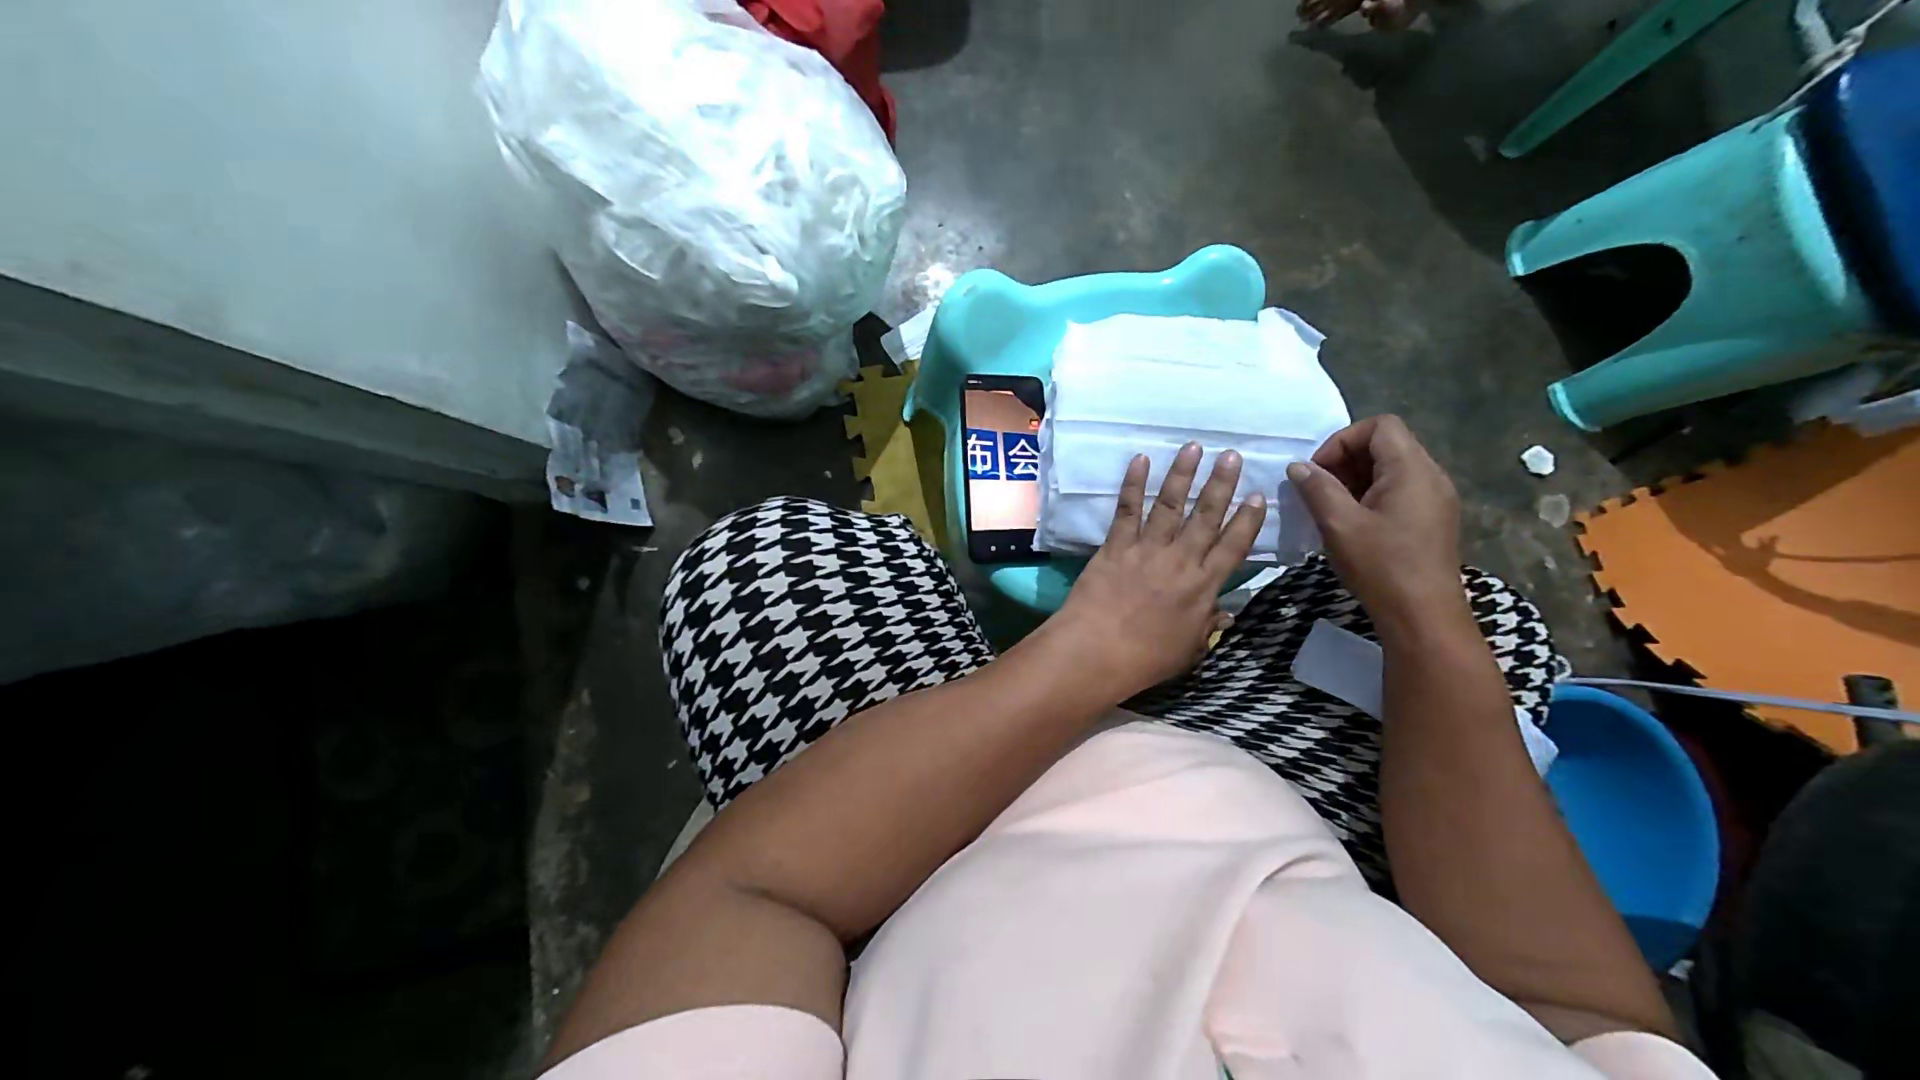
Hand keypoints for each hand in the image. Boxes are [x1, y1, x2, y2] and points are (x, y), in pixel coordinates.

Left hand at [1046, 443, 1266, 698]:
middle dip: (1221, 484)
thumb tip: (1228, 613)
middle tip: (1232, 455)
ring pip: (1169, 505)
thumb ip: (1209, 626)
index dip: (1248, 521)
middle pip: (1205, 516)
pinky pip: (1127, 510)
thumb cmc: (1146, 659)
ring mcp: (1147, 550)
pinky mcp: (1116, 546)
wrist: (1098, 651)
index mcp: (1203, 587)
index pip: (1233, 547)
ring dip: (1183, 474)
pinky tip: (1141, 459)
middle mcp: (1180, 560)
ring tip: (1194, 447)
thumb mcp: (1189, 650)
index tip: (1258, 496)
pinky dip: (1133, 483)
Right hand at [1286, 415, 1468, 639]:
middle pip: (1386, 444)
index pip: (1379, 426)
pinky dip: (1369, 496)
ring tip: (1329, 508)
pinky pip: (1398, 490)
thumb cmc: (1381, 566)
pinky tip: (1350, 523)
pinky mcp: (1431, 519)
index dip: (1342, 440)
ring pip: (1390, 469)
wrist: (1422, 616)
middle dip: (1345, 460)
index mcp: (1412, 470)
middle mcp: (1431, 476)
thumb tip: (1298, 467)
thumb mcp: (1338, 524)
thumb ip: (1317, 488)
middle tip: (1317, 490)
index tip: (1317, 471)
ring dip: (1354, 479)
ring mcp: (1435, 499)